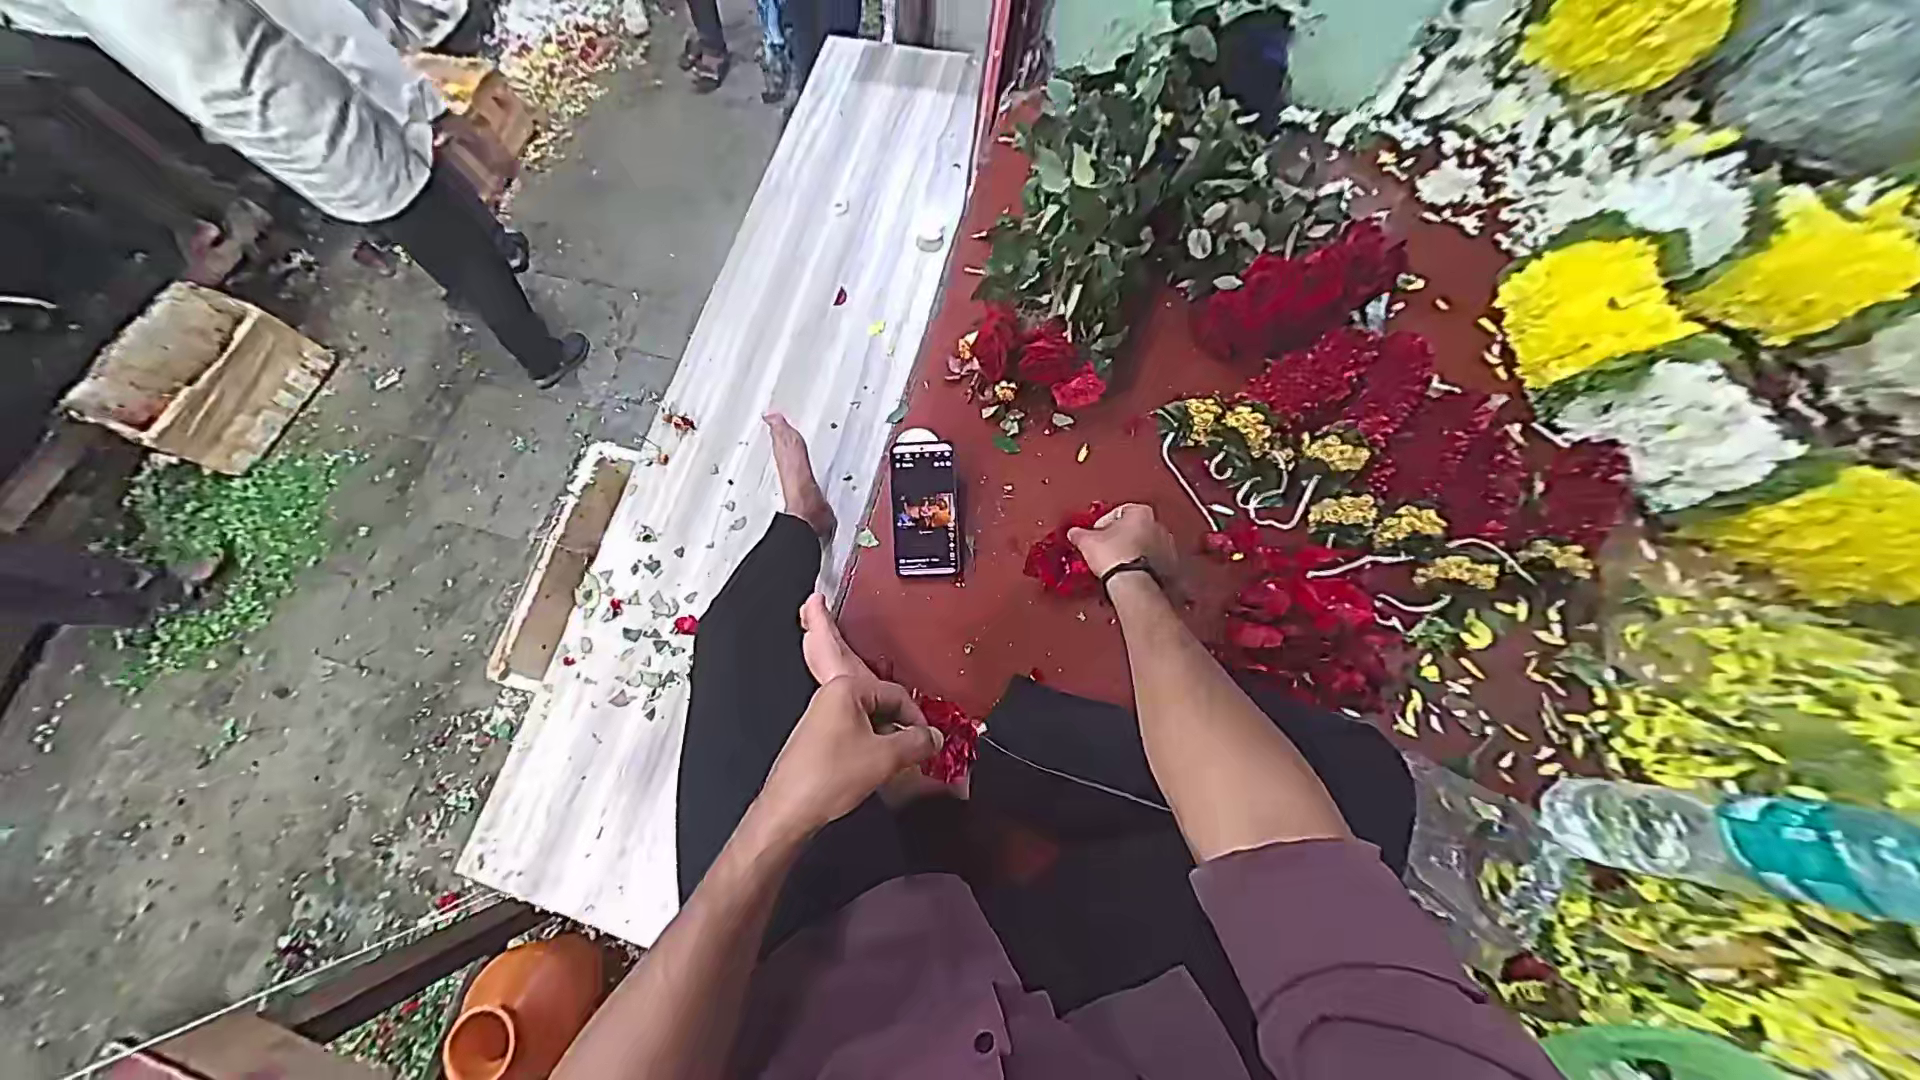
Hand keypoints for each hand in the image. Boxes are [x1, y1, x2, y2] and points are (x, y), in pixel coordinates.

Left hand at [755, 676, 943, 836]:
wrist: (786, 812)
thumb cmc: (829, 778)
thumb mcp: (886, 758)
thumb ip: (917, 742)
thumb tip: (935, 737)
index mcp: (846, 688)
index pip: (897, 694)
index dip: (918, 718)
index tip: (930, 741)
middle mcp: (831, 696)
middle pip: (883, 706)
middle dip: (902, 731)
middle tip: (915, 755)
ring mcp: (821, 717)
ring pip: (869, 723)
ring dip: (887, 742)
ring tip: (894, 766)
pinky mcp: (817, 738)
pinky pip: (854, 735)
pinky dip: (869, 749)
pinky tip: (872, 771)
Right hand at [1067, 503, 1178, 583]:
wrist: (1132, 582)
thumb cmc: (1115, 557)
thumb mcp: (1088, 542)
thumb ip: (1079, 534)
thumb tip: (1074, 533)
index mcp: (1141, 512)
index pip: (1119, 511)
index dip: (1104, 522)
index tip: (1096, 532)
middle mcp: (1157, 526)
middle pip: (1135, 527)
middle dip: (1120, 536)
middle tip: (1105, 546)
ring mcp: (1166, 546)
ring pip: (1145, 544)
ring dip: (1132, 550)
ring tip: (1116, 561)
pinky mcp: (1169, 566)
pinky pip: (1151, 560)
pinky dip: (1141, 563)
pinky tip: (1127, 571)